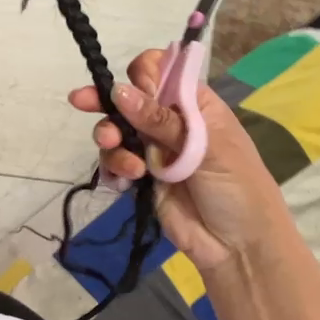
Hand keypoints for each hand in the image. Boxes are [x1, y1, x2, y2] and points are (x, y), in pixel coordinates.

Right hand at [68, 48, 290, 271]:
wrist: (239, 247)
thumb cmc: (237, 188)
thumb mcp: (206, 149)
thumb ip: (160, 120)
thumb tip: (117, 91)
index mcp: (193, 104)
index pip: (158, 71)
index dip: (141, 77)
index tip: (133, 92)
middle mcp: (169, 121)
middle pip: (127, 99)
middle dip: (104, 102)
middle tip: (80, 101)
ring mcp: (152, 148)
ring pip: (115, 131)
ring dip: (111, 143)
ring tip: (128, 167)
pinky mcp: (140, 176)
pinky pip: (113, 163)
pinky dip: (112, 170)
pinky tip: (124, 184)